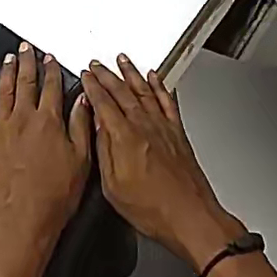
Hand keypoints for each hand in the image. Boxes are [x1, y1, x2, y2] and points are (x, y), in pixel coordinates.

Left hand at [0, 44, 91, 243]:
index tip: (49, 58)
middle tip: (25, 47)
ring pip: (5, 91)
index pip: (51, 87)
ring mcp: (2, 128)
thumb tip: (83, 100)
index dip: (51, 70)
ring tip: (9, 58)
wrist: (21, 221)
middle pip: (26, 82)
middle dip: (27, 62)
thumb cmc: (55, 195)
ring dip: (8, 72)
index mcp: (49, 121)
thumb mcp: (81, 161)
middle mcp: (24, 118)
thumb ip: (80, 126)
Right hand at [81, 56, 244, 272]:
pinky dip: (159, 86)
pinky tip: (155, 78)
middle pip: (121, 91)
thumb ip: (103, 151)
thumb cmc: (154, 209)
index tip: (85, 76)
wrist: (190, 217)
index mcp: (125, 137)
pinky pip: (166, 100)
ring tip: (123, 60)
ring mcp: (162, 126)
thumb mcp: (113, 187)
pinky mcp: (177, 132)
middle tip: (97, 64)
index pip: (103, 103)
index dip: (92, 87)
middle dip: (106, 75)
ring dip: (131, 72)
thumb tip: (97, 128)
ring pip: (143, 90)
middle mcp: (144, 125)